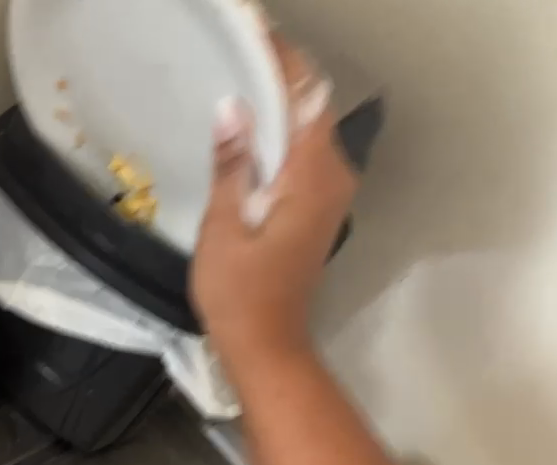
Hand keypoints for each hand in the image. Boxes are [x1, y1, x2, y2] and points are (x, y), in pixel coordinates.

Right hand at [190, 44, 358, 361]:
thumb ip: (231, 166)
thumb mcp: (223, 228)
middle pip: (310, 109)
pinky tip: (251, 133)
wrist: (264, 341)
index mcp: (311, 175)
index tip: (254, 29)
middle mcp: (333, 175)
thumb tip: (233, 106)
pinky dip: (279, 137)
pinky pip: (302, 156)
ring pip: (307, 132)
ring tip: (241, 81)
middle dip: (279, 76)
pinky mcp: (318, 208)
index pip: (303, 96)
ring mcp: (330, 192)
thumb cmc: (237, 292)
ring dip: (278, 107)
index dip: (280, 60)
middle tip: (241, 48)